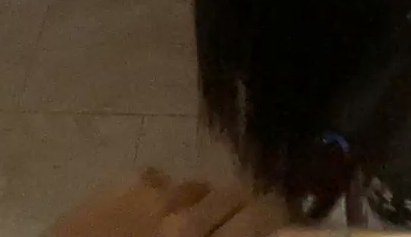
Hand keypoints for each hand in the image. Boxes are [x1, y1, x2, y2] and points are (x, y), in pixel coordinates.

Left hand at [48, 169, 290, 236]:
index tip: (285, 223)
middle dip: (248, 208)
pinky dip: (163, 196)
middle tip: (246, 223)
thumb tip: (240, 230)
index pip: (262, 217)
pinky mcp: (126, 181)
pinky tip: (152, 213)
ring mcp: (155, 194)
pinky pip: (162, 179)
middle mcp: (186, 219)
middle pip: (238, 195)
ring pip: (200, 186)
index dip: (280, 217)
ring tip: (194, 219)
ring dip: (203, 203)